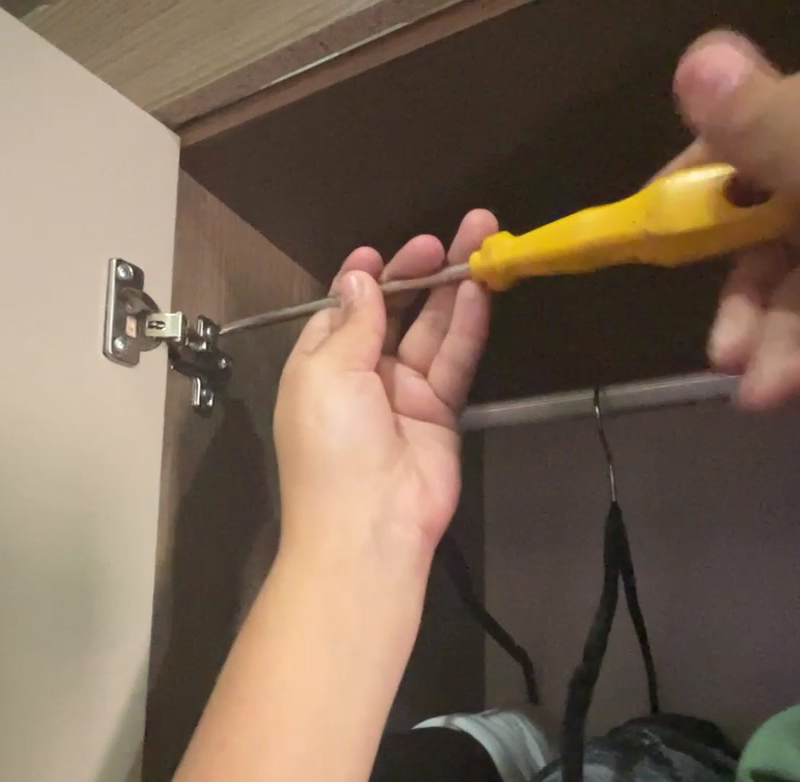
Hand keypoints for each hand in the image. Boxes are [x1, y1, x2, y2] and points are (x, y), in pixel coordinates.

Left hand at [273, 211, 499, 572]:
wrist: (369, 524)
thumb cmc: (331, 446)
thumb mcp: (326, 373)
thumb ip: (351, 323)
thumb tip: (357, 280)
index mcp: (318, 367)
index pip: (341, 312)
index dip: (361, 281)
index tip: (380, 254)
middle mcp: (359, 377)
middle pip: (391, 315)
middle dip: (415, 275)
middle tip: (445, 238)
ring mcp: (402, 396)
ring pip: (429, 332)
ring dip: (451, 289)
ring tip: (479, 240)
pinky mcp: (440, 413)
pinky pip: (453, 361)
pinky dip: (467, 325)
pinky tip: (481, 288)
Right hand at [663, 31, 799, 451]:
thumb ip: (773, 123)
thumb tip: (691, 57)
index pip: (757, 134)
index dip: (697, 189)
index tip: (652, 244)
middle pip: (784, 221)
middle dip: (745, 291)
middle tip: (721, 356)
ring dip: (780, 337)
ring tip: (759, 394)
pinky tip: (795, 390)